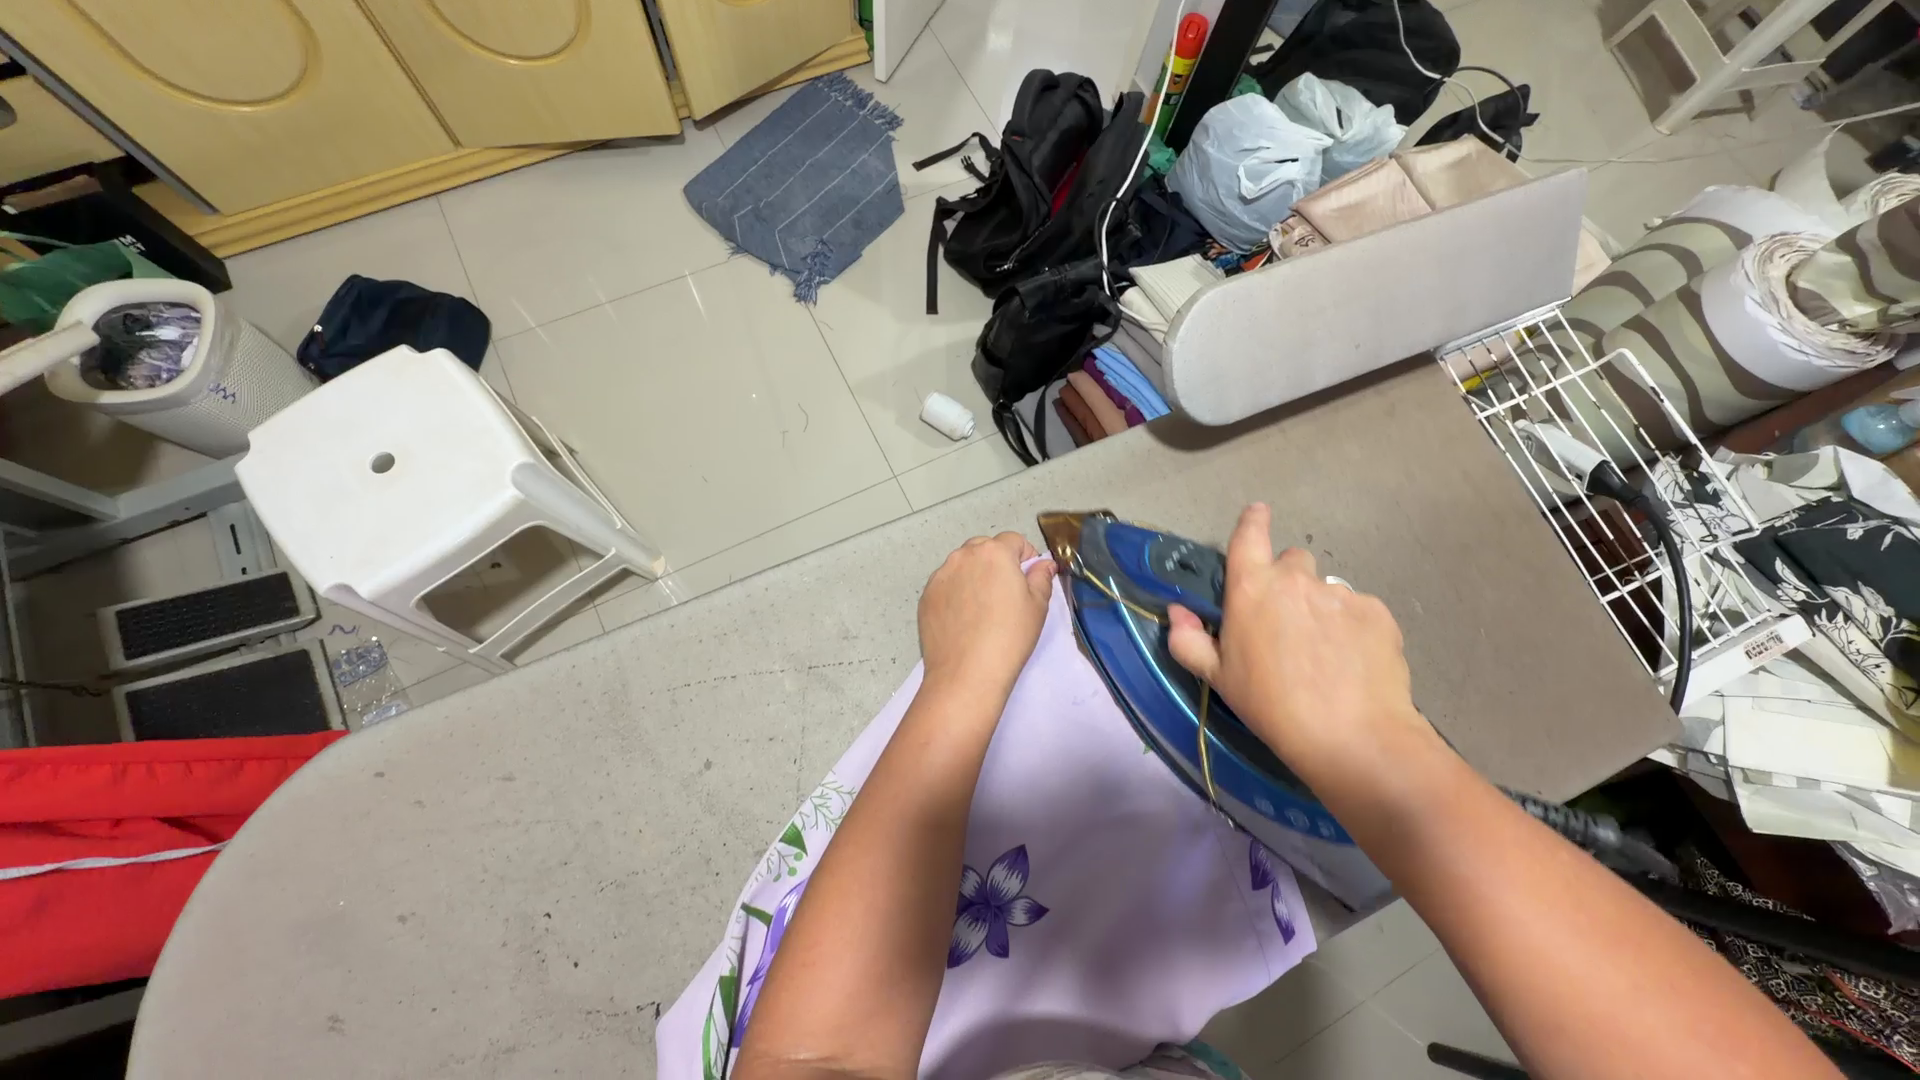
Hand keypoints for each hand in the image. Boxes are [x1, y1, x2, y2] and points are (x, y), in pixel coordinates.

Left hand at [918, 533, 1056, 701]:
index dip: (1025, 557)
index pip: (1013, 540)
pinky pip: (946, 586)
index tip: (1029, 580)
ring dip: (975, 576)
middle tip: (1006, 594)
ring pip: (963, 566)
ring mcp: (940, 576)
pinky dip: (956, 594)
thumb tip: (1043, 564)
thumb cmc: (1009, 637)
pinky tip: (964, 620)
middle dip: (998, 562)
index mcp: (993, 553)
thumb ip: (1041, 578)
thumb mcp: (1037, 606)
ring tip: (983, 610)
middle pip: (984, 548)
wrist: (966, 673)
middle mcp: (963, 556)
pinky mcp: (926, 597)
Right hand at [1166, 504, 1431, 779]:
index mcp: (1252, 588)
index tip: (1259, 513)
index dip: (1253, 521)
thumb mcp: (1218, 678)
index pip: (1249, 536)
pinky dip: (1352, 628)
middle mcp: (1296, 580)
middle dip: (1288, 582)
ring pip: (1326, 589)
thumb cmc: (1271, 705)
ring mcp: (1340, 593)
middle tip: (1286, 623)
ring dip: (1319, 608)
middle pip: (1292, 562)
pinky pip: (1358, 610)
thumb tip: (1177, 613)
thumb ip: (1189, 641)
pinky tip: (1351, 661)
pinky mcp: (1376, 612)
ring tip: (1324, 651)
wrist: (1351, 733)